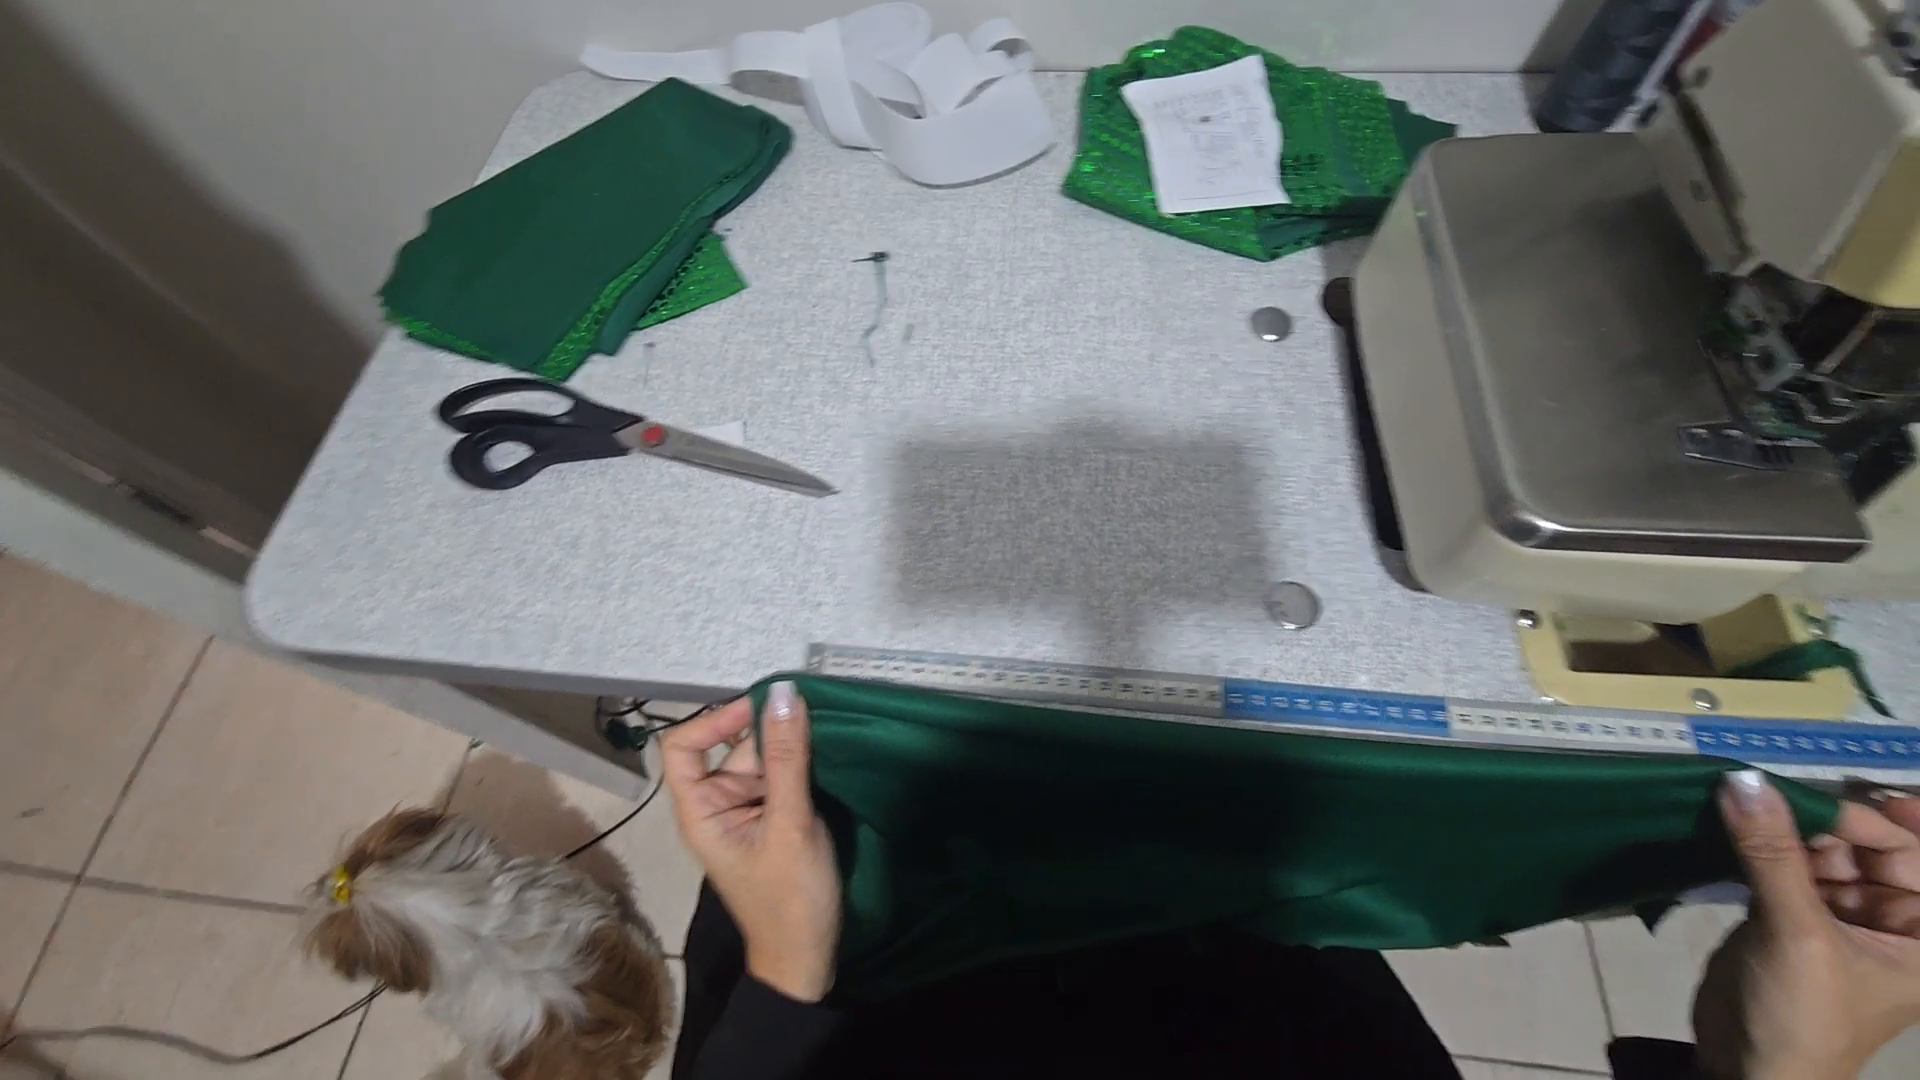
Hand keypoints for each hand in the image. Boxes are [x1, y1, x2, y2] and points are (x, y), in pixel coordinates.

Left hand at [663, 682, 841, 1001]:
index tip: (761, 708)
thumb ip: (788, 758)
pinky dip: (802, 760)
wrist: (808, 955)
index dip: (714, 720)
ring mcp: (748, 808)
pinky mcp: (775, 813)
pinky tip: (827, 751)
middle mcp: (719, 803)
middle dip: (769, 729)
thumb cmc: (789, 897)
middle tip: (815, 713)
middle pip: (733, 745)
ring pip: (764, 756)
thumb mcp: (791, 823)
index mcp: (701, 810)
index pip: (682, 747)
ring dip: (792, 742)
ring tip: (828, 731)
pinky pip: (783, 773)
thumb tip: (786, 694)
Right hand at [1693, 772, 1919, 1078]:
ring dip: (1783, 826)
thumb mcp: (1796, 931)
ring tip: (1737, 799)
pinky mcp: (1786, 914)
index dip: (1900, 823)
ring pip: (1818, 851)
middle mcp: (1893, 921)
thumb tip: (1743, 780)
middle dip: (1827, 818)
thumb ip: (1771, 854)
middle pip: (1870, 850)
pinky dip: (1756, 843)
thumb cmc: (1806, 1011)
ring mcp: (1836, 917)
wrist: (1750, 1063)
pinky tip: (1727, 824)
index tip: (1853, 789)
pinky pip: (1780, 865)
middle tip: (1770, 791)